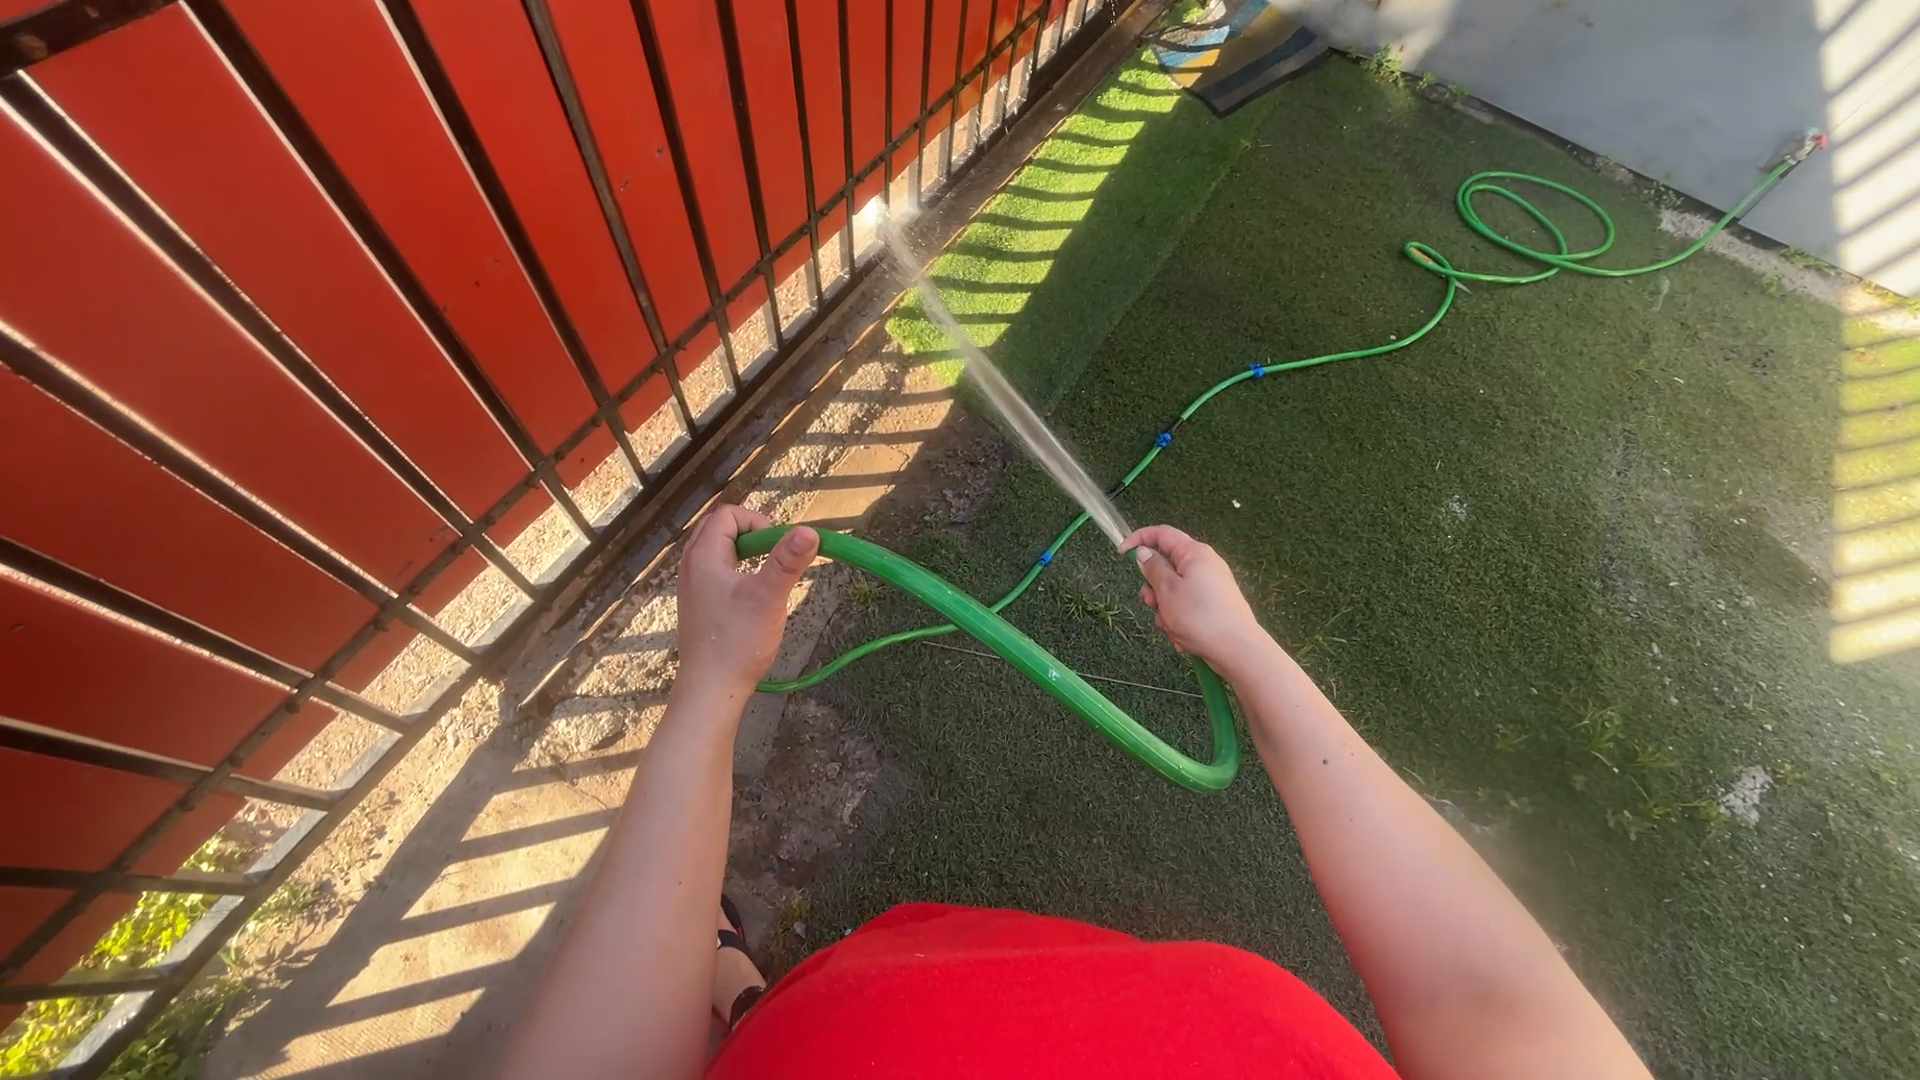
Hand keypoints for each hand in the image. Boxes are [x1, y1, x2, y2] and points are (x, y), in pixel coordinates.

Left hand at [674, 505, 818, 702]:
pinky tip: (753, 596)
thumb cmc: (738, 642)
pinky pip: (716, 570)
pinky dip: (737, 571)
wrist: (711, 688)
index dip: (758, 522)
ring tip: (767, 575)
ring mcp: (692, 586)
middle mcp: (691, 566)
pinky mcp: (698, 604)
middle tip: (776, 556)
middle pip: (720, 528)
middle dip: (752, 534)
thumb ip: (788, 561)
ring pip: (718, 550)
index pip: (728, 515)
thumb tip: (810, 530)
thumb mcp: (769, 597)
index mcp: (703, 556)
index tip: (780, 546)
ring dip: (746, 553)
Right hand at [1120, 524, 1272, 675]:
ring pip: (1173, 590)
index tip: (1122, 553)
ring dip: (1164, 609)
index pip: (1161, 534)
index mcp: (1194, 553)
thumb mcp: (1167, 589)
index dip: (1139, 539)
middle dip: (1153, 587)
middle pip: (1166, 566)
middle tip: (1152, 603)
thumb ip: (1152, 568)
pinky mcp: (1213, 605)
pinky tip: (1183, 637)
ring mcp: (1210, 586)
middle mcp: (1204, 565)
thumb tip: (1144, 552)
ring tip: (1171, 626)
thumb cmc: (1200, 617)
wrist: (1237, 650)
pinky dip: (1178, 620)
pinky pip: (1185, 607)